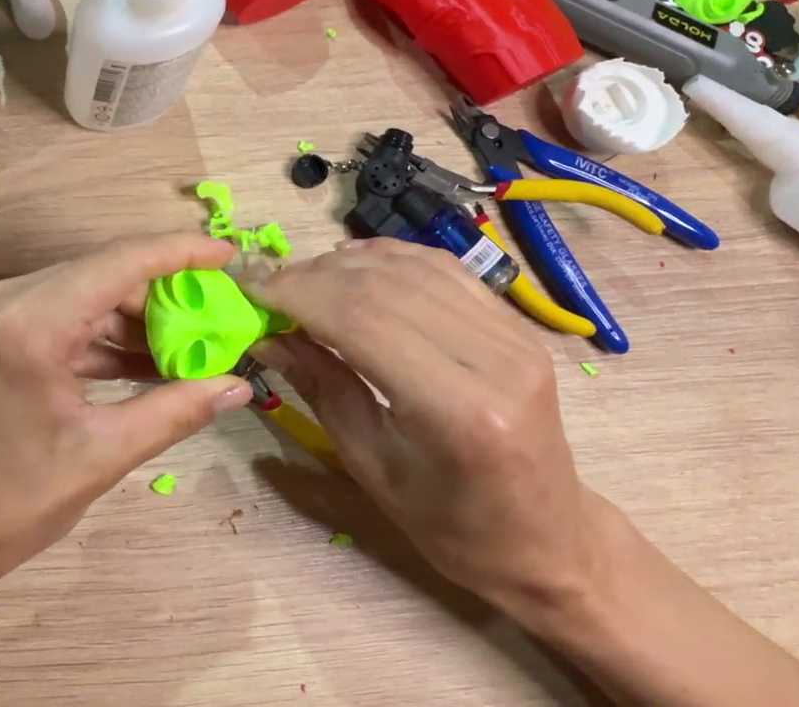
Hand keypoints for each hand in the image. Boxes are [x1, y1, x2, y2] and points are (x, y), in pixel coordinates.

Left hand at [0, 233, 253, 590]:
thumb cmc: (11, 502)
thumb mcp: (103, 455)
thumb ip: (176, 411)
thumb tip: (238, 385)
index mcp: (30, 323)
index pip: (119, 262)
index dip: (178, 252)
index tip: (227, 256)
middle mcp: (5, 299)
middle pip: (101, 272)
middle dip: (162, 293)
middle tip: (215, 319)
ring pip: (82, 292)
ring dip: (133, 318)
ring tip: (188, 349)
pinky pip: (60, 314)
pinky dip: (101, 335)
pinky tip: (144, 363)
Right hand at [245, 239, 605, 621]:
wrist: (547, 541)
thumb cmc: (451, 523)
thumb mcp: (371, 465)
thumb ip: (322, 387)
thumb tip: (268, 335)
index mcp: (457, 411)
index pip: (360, 320)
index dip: (297, 294)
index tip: (251, 290)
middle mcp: (494, 360)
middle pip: (384, 285)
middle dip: (313, 276)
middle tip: (268, 285)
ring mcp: (515, 336)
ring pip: (412, 266)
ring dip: (346, 262)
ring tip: (302, 278)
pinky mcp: (518, 325)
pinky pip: (442, 268)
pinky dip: (388, 258)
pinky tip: (352, 266)